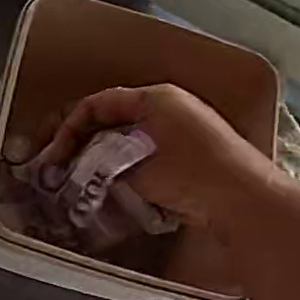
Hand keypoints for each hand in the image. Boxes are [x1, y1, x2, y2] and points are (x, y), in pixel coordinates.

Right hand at [33, 84, 279, 229]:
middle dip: (82, 143)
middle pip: (111, 119)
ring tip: (82, 180)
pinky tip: (113, 188)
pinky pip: (145, 154)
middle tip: (60, 166)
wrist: (246, 202)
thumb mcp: (137, 168)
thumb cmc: (193, 176)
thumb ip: (103, 162)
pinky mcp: (190, 155)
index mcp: (155, 98)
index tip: (53, 153)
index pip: (97, 104)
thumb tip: (81, 166)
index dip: (68, 127)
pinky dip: (124, 167)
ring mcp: (182, 130)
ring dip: (101, 157)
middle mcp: (169, 107)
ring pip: (127, 138)